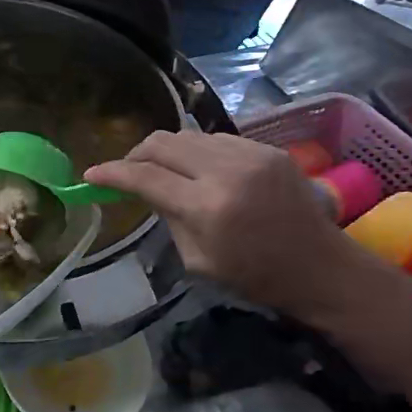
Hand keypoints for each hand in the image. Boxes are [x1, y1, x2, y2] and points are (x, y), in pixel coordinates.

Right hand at [83, 132, 365, 317]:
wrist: (320, 267)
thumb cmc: (255, 275)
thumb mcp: (196, 258)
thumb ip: (168, 216)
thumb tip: (148, 190)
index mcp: (207, 206)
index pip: (145, 176)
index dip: (112, 173)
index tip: (91, 175)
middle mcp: (227, 171)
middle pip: (162, 143)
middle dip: (135, 154)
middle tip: (126, 171)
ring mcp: (250, 154)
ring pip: (186, 135)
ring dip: (166, 151)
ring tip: (163, 170)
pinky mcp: (267, 148)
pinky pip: (214, 139)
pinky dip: (196, 151)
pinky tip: (199, 170)